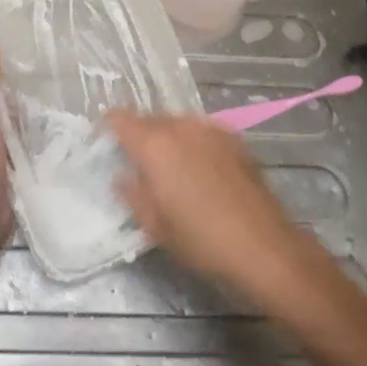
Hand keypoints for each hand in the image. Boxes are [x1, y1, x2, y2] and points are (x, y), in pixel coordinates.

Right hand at [107, 110, 305, 288]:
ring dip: (168, 140)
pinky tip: (200, 172)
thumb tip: (121, 176)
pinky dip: (193, 144)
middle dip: (139, 137)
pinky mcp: (235, 140)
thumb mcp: (155, 225)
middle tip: (137, 166)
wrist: (262, 246)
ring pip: (178, 124)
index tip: (104, 144)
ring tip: (171, 170)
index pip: (119, 119)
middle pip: (150, 119)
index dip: (107, 128)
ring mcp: (211, 130)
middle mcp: (182, 126)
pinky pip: (202, 133)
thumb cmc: (201, 239)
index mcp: (154, 145)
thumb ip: (132, 194)